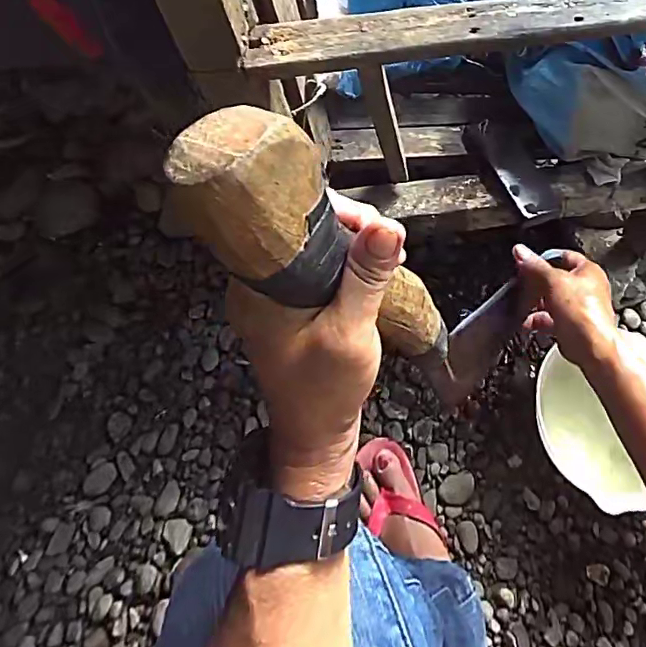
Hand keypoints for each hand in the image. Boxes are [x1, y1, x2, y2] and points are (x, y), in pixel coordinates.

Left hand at [227, 192, 403, 498]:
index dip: (336, 212)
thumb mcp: (351, 329)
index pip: (292, 220)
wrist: (317, 434)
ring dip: (356, 243)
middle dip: (353, 226)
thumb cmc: (325, 392)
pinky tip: (374, 267)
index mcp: (258, 284)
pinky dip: (350, 260)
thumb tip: (384, 228)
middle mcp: (260, 282)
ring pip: (318, 243)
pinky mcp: (293, 300)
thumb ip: (366, 276)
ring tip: (387, 255)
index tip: (369, 222)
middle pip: (307, 227)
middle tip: (386, 241)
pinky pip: (322, 263)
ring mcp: (276, 291)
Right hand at [514, 246, 619, 374]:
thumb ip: (536, 267)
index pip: (564, 256)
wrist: (592, 348)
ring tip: (524, 305)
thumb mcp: (554, 282)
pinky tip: (528, 322)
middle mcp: (586, 288)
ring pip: (552, 300)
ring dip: (536, 303)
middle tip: (524, 285)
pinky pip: (551, 318)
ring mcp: (579, 308)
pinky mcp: (572, 325)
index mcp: (588, 271)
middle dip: (538, 284)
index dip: (545, 259)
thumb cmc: (585, 315)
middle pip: (556, 279)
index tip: (528, 263)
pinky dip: (539, 319)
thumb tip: (521, 252)